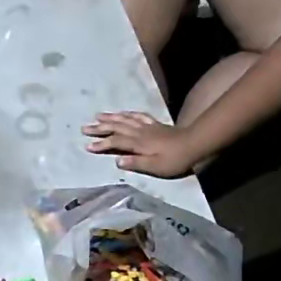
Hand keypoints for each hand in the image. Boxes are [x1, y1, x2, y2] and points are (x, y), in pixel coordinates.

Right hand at [83, 111, 201, 177]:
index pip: (115, 142)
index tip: (88, 146)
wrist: (194, 144)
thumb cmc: (175, 159)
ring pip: (125, 119)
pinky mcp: (155, 124)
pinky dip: (128, 114)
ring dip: (111, 118)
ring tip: (98, 116)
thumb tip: (116, 161)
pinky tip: (123, 113)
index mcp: (138, 143)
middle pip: (117, 127)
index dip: (101, 144)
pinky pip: (138, 116)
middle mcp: (139, 132)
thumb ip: (136, 163)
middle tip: (85, 127)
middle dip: (100, 128)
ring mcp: (147, 126)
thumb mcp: (155, 166)